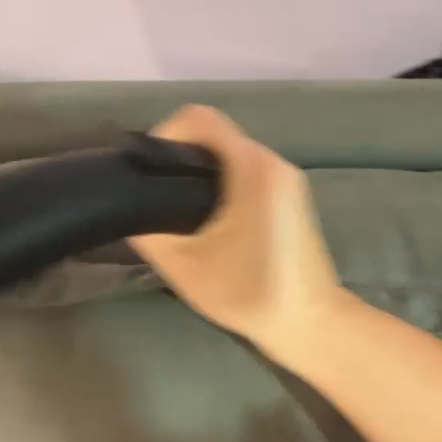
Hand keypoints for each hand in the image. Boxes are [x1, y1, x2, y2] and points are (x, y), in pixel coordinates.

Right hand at [130, 106, 348, 358]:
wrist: (310, 323)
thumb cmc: (250, 293)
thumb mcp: (185, 267)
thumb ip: (149, 233)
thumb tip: (131, 212)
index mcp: (252, 168)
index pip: (200, 119)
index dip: (166, 135)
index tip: (148, 171)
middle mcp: (273, 163)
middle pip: (215, 137)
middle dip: (180, 159)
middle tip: (154, 197)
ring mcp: (286, 179)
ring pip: (231, 157)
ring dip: (200, 175)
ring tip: (174, 211)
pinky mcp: (290, 198)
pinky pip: (247, 174)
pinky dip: (222, 187)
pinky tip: (205, 221)